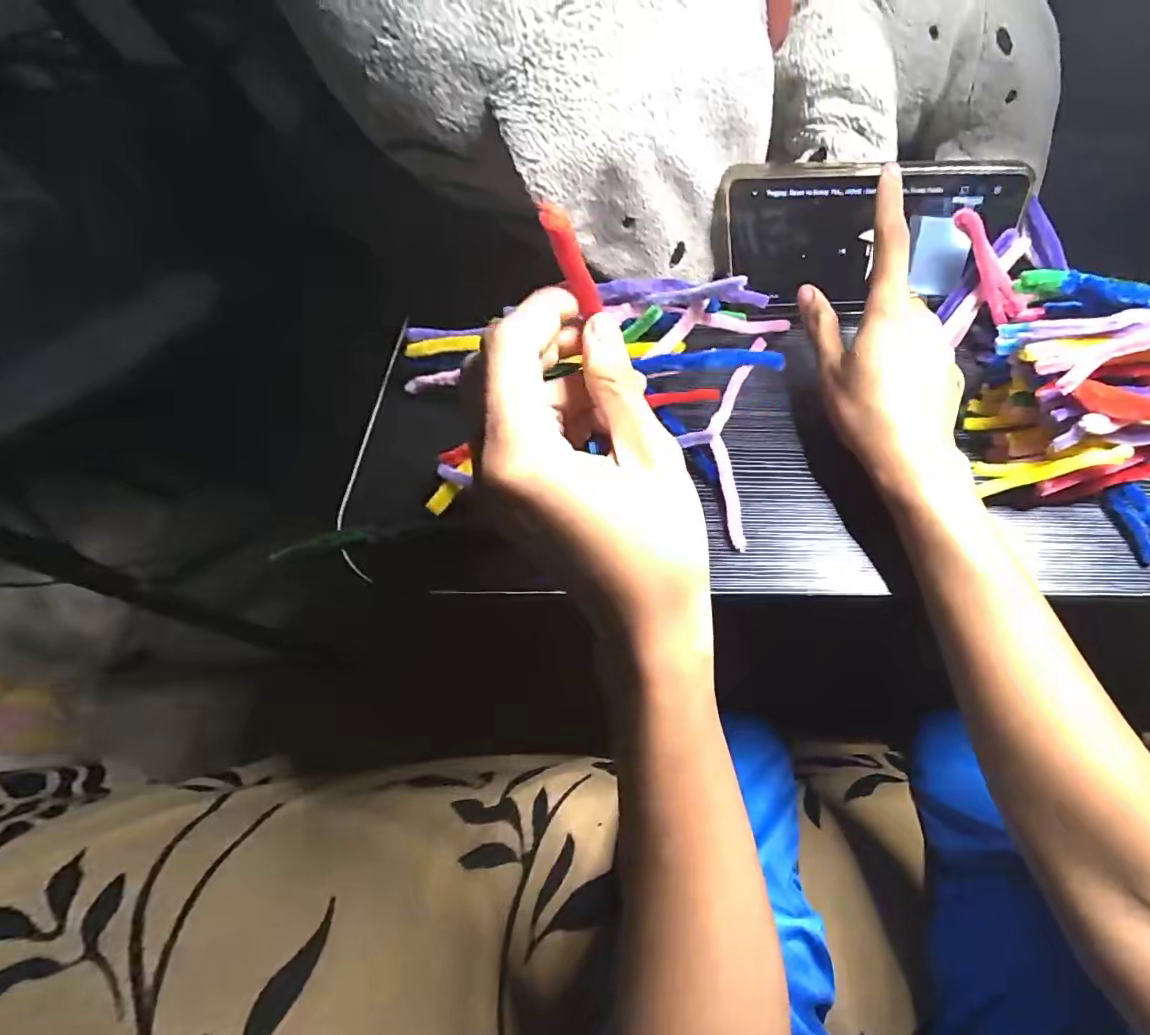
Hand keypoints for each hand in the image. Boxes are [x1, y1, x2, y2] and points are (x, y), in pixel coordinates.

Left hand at [475, 288, 710, 649]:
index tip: (583, 297)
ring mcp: (491, 486)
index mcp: (520, 454)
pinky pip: (516, 435)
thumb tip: (600, 324)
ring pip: (505, 402)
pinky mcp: (506, 499)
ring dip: (553, 381)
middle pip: (494, 372)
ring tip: (615, 392)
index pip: (505, 351)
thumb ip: (615, 384)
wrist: (645, 623)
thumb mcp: (649, 456)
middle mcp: (487, 465)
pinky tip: (598, 424)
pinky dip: (551, 415)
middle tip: (601, 336)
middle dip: (544, 343)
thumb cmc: (662, 546)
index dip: (540, 311)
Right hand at [798, 163, 967, 497]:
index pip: (890, 246)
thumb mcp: (832, 372)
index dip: (888, 208)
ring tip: (876, 380)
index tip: (891, 173)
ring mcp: (940, 343)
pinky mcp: (951, 367)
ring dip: (893, 337)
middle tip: (857, 352)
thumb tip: (807, 290)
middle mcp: (921, 317)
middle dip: (878, 311)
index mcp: (889, 311)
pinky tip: (898, 393)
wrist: (913, 460)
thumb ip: (822, 326)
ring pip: (911, 324)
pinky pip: (924, 350)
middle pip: (897, 297)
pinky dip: (909, 360)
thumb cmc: (865, 413)